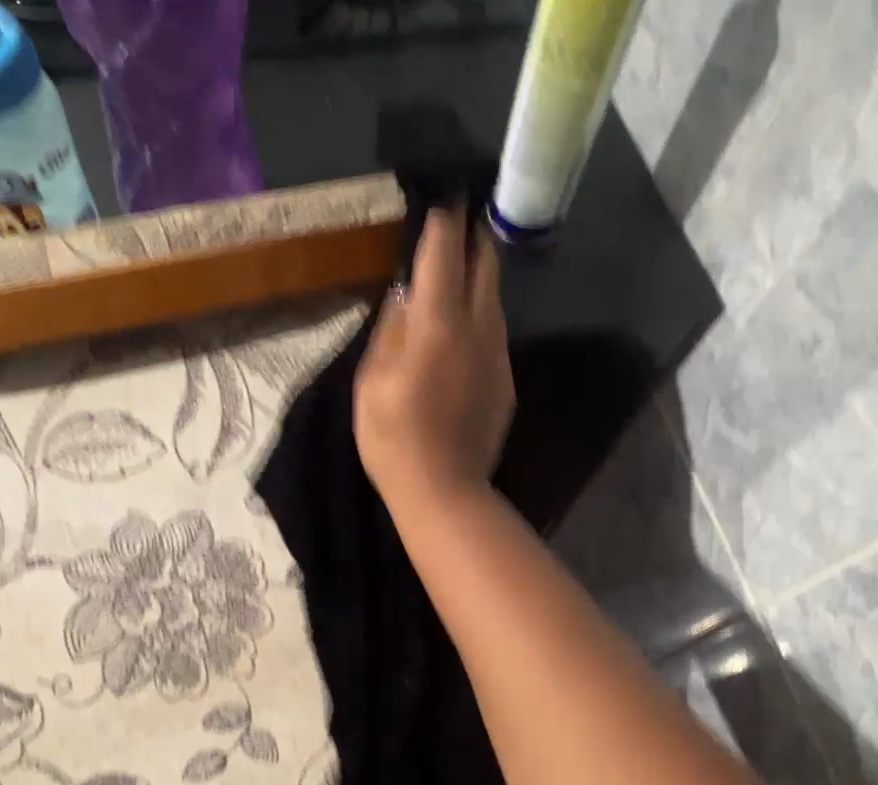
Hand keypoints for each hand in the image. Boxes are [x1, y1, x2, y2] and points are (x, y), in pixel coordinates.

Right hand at [354, 205, 512, 510]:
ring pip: (495, 301)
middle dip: (474, 239)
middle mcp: (478, 330)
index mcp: (438, 324)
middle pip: (485, 268)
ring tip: (466, 263)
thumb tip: (404, 297)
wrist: (445, 491)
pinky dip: (483, 316)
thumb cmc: (394, 438)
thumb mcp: (372, 381)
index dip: (443, 223)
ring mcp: (498, 356)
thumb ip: (390, 330)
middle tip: (463, 220)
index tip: (442, 200)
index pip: (444, 256)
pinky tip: (468, 324)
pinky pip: (495, 334)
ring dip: (482, 277)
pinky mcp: (506, 382)